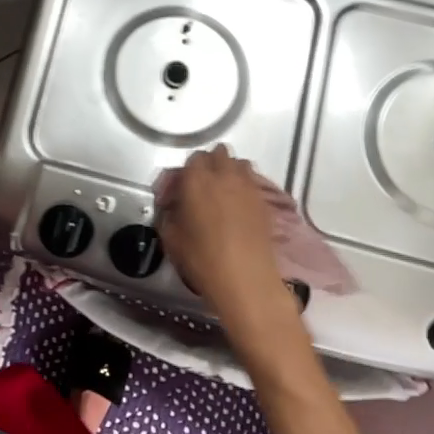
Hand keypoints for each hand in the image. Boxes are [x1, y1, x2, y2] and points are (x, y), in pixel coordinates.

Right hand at [158, 146, 294, 328]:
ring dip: (229, 171)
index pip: (191, 159)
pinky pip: (252, 182)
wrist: (245, 279)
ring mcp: (248, 187)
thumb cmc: (202, 258)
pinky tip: (237, 207)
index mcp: (197, 179)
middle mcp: (224, 175)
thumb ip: (169, 214)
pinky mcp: (264, 202)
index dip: (184, 173)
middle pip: (218, 154)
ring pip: (239, 164)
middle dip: (208, 165)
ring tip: (222, 193)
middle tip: (200, 187)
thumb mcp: (171, 238)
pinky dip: (244, 187)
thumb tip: (172, 208)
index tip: (177, 192)